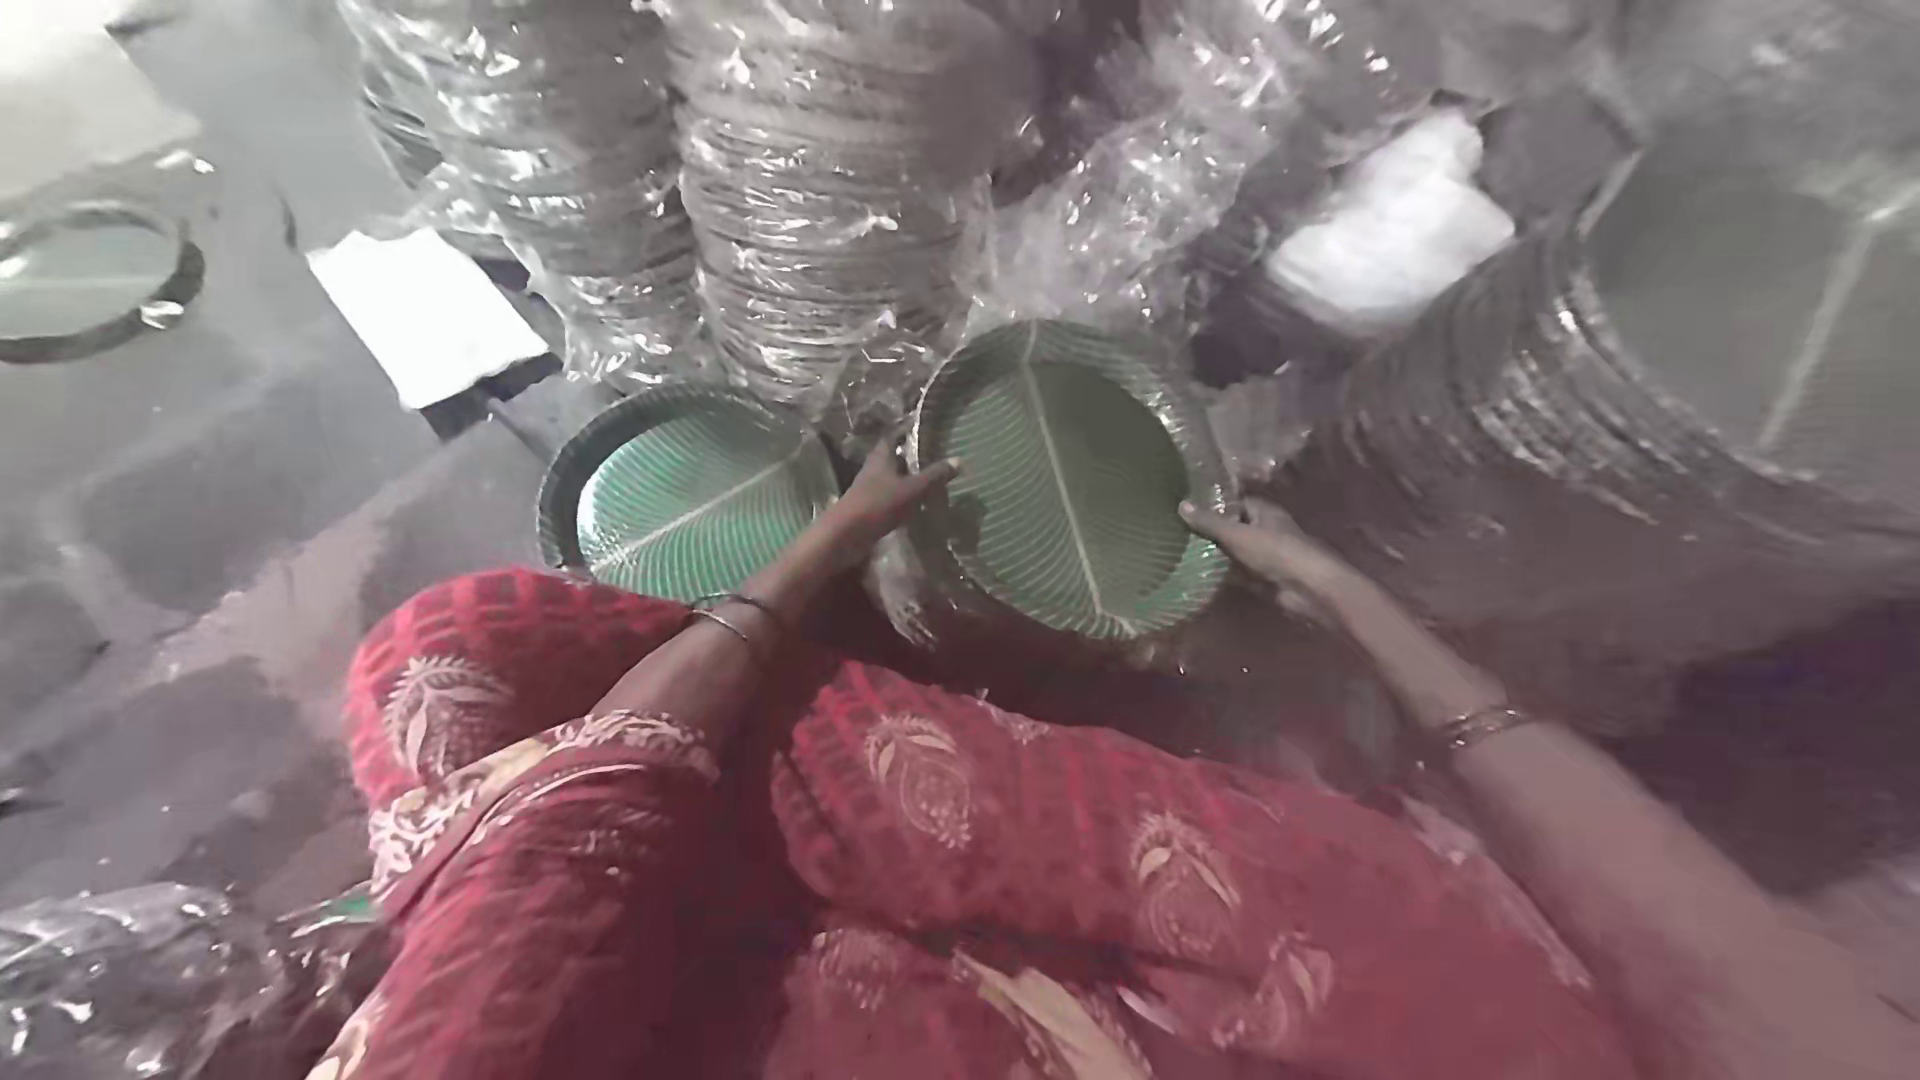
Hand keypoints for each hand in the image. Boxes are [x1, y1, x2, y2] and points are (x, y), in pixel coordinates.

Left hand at [812, 440, 959, 564]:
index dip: (905, 431)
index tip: (921, 428)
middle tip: (930, 456)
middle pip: (891, 457)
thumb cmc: (880, 504)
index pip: (893, 436)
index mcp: (881, 457)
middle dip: (908, 456)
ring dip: (905, 478)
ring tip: (927, 480)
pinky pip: (888, 497)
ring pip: (890, 478)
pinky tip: (914, 504)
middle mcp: (872, 469)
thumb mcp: (913, 489)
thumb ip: (935, 475)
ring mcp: (868, 489)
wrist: (847, 535)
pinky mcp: (867, 508)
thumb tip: (958, 459)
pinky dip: (901, 497)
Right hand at [1179, 497, 1359, 604]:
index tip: (1186, 507)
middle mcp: (1263, 530)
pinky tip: (1194, 572)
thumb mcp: (1237, 534)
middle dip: (1208, 530)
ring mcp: (1262, 555)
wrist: (1307, 589)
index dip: (1212, 504)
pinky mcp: (1259, 577)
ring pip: (1231, 551)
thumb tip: (1180, 504)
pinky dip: (1218, 573)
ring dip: (1211, 553)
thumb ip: (1209, 522)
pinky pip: (1234, 572)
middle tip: (1175, 529)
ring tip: (1178, 549)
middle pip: (1231, 527)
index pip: (1234, 502)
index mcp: (1264, 512)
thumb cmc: (1276, 552)